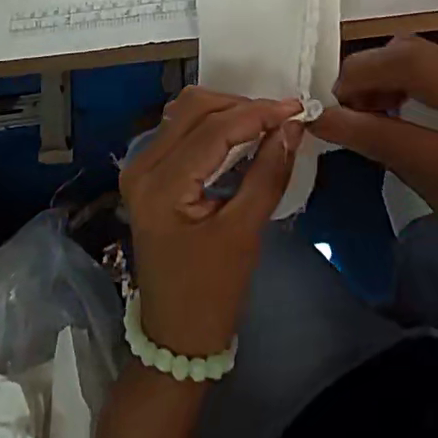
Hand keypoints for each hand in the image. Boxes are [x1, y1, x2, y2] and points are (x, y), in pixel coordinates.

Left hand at [121, 88, 302, 358]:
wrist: (175, 332)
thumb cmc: (211, 290)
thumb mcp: (245, 232)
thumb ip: (267, 173)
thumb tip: (291, 127)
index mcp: (161, 184)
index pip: (214, 129)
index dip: (259, 113)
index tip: (298, 108)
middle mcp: (142, 165)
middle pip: (194, 108)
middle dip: (242, 106)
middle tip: (283, 119)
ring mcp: (139, 167)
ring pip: (186, 113)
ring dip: (227, 111)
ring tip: (266, 125)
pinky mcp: (147, 172)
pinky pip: (181, 130)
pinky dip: (213, 124)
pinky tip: (240, 136)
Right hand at [311, 36, 437, 287]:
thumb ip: (397, 158)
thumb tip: (346, 124)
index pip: (398, 135)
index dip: (349, 123)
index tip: (318, 117)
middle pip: (411, 62)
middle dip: (362, 71)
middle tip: (343, 96)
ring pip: (423, 49)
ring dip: (384, 66)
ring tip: (371, 97)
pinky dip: (410, 68)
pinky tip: (406, 94)